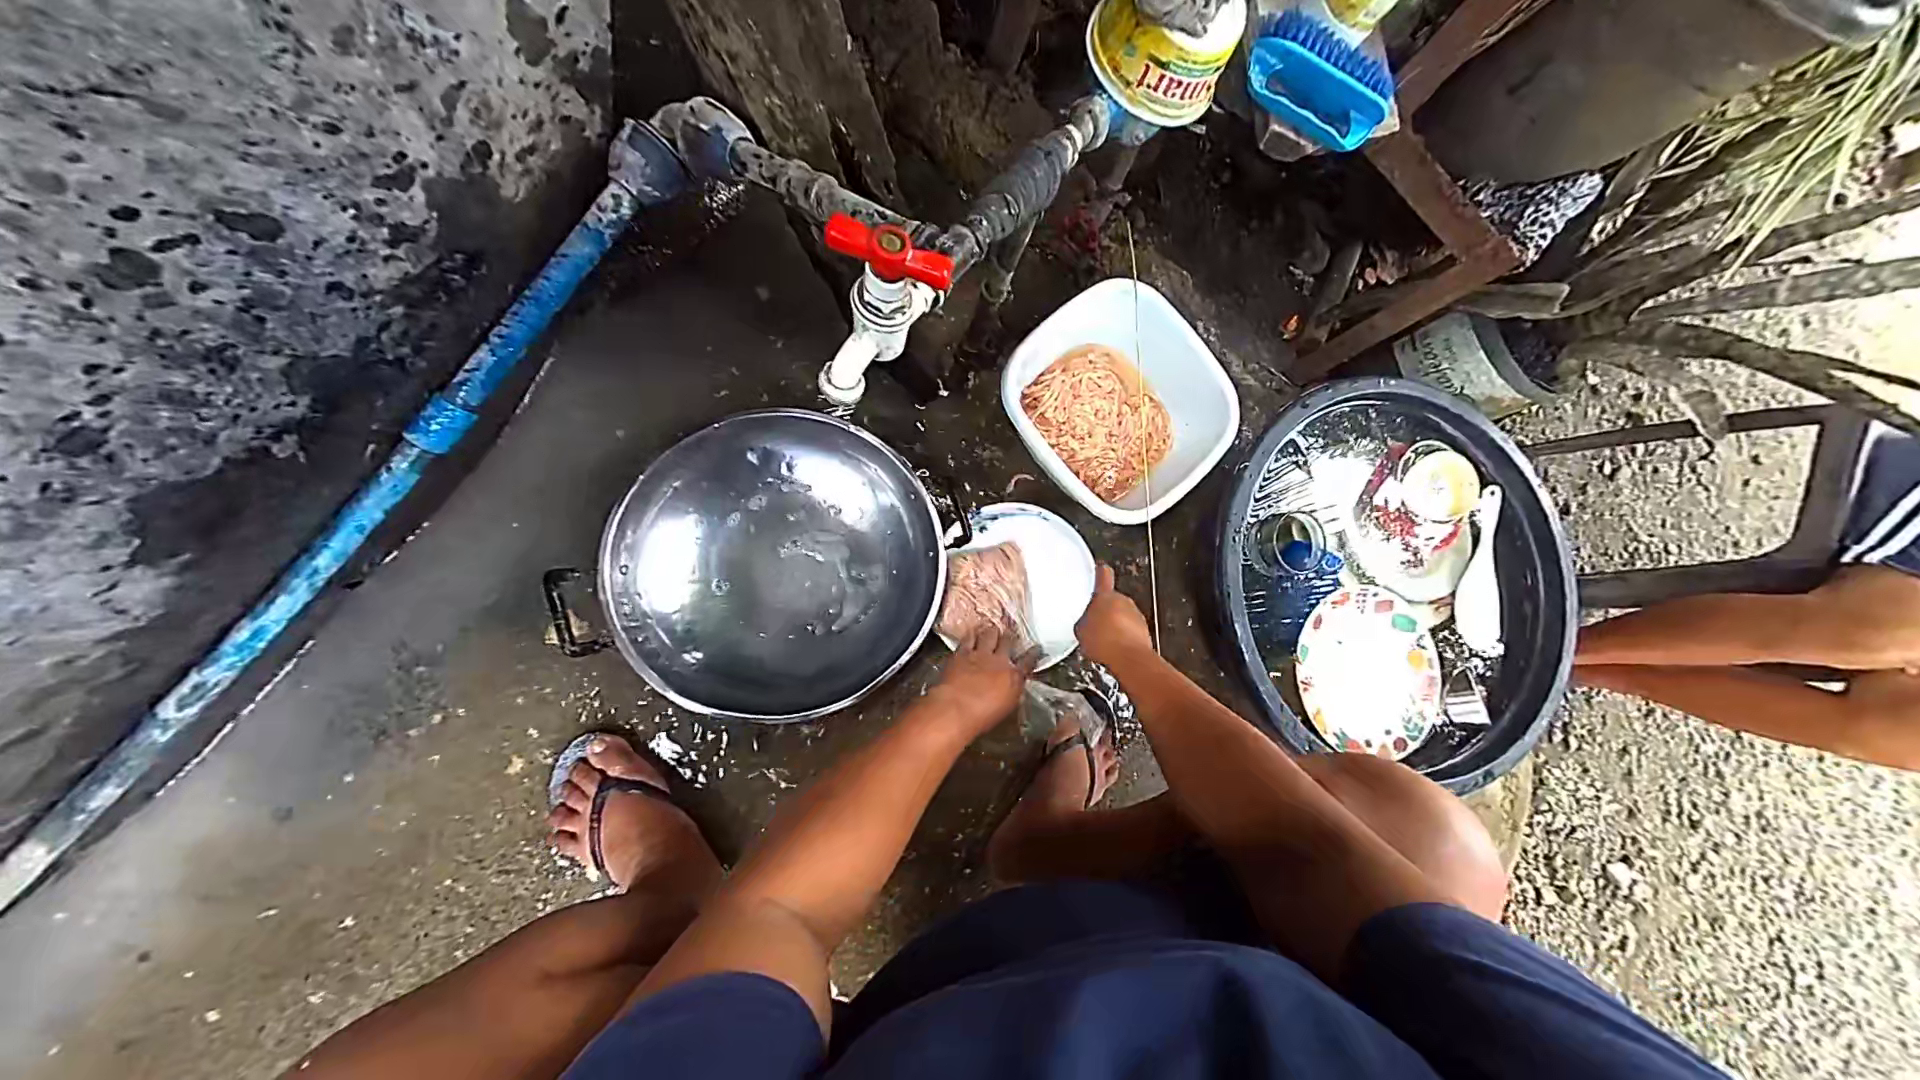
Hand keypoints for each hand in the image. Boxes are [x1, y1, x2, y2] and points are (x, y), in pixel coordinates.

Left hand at [922, 626, 1037, 740]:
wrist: (956, 709)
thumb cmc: (980, 717)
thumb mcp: (1006, 708)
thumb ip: (1011, 693)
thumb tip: (1011, 691)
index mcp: (1014, 677)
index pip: (1028, 661)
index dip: (1033, 654)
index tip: (1035, 649)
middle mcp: (999, 661)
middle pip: (1008, 642)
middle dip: (1010, 636)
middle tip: (1011, 633)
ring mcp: (980, 655)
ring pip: (989, 634)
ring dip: (991, 631)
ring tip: (992, 628)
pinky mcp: (961, 653)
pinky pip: (968, 639)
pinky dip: (971, 635)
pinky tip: (971, 633)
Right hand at [1076, 565, 1152, 667]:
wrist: (1128, 658)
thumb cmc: (1105, 641)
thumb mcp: (1081, 629)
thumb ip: (1083, 620)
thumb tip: (1084, 623)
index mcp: (1105, 595)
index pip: (1103, 575)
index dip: (1100, 572)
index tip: (1099, 568)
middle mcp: (1123, 601)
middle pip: (1112, 600)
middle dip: (1104, 610)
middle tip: (1093, 623)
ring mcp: (1135, 615)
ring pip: (1122, 615)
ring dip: (1115, 624)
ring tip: (1103, 640)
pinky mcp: (1144, 630)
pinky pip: (1130, 629)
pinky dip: (1124, 636)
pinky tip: (1114, 648)